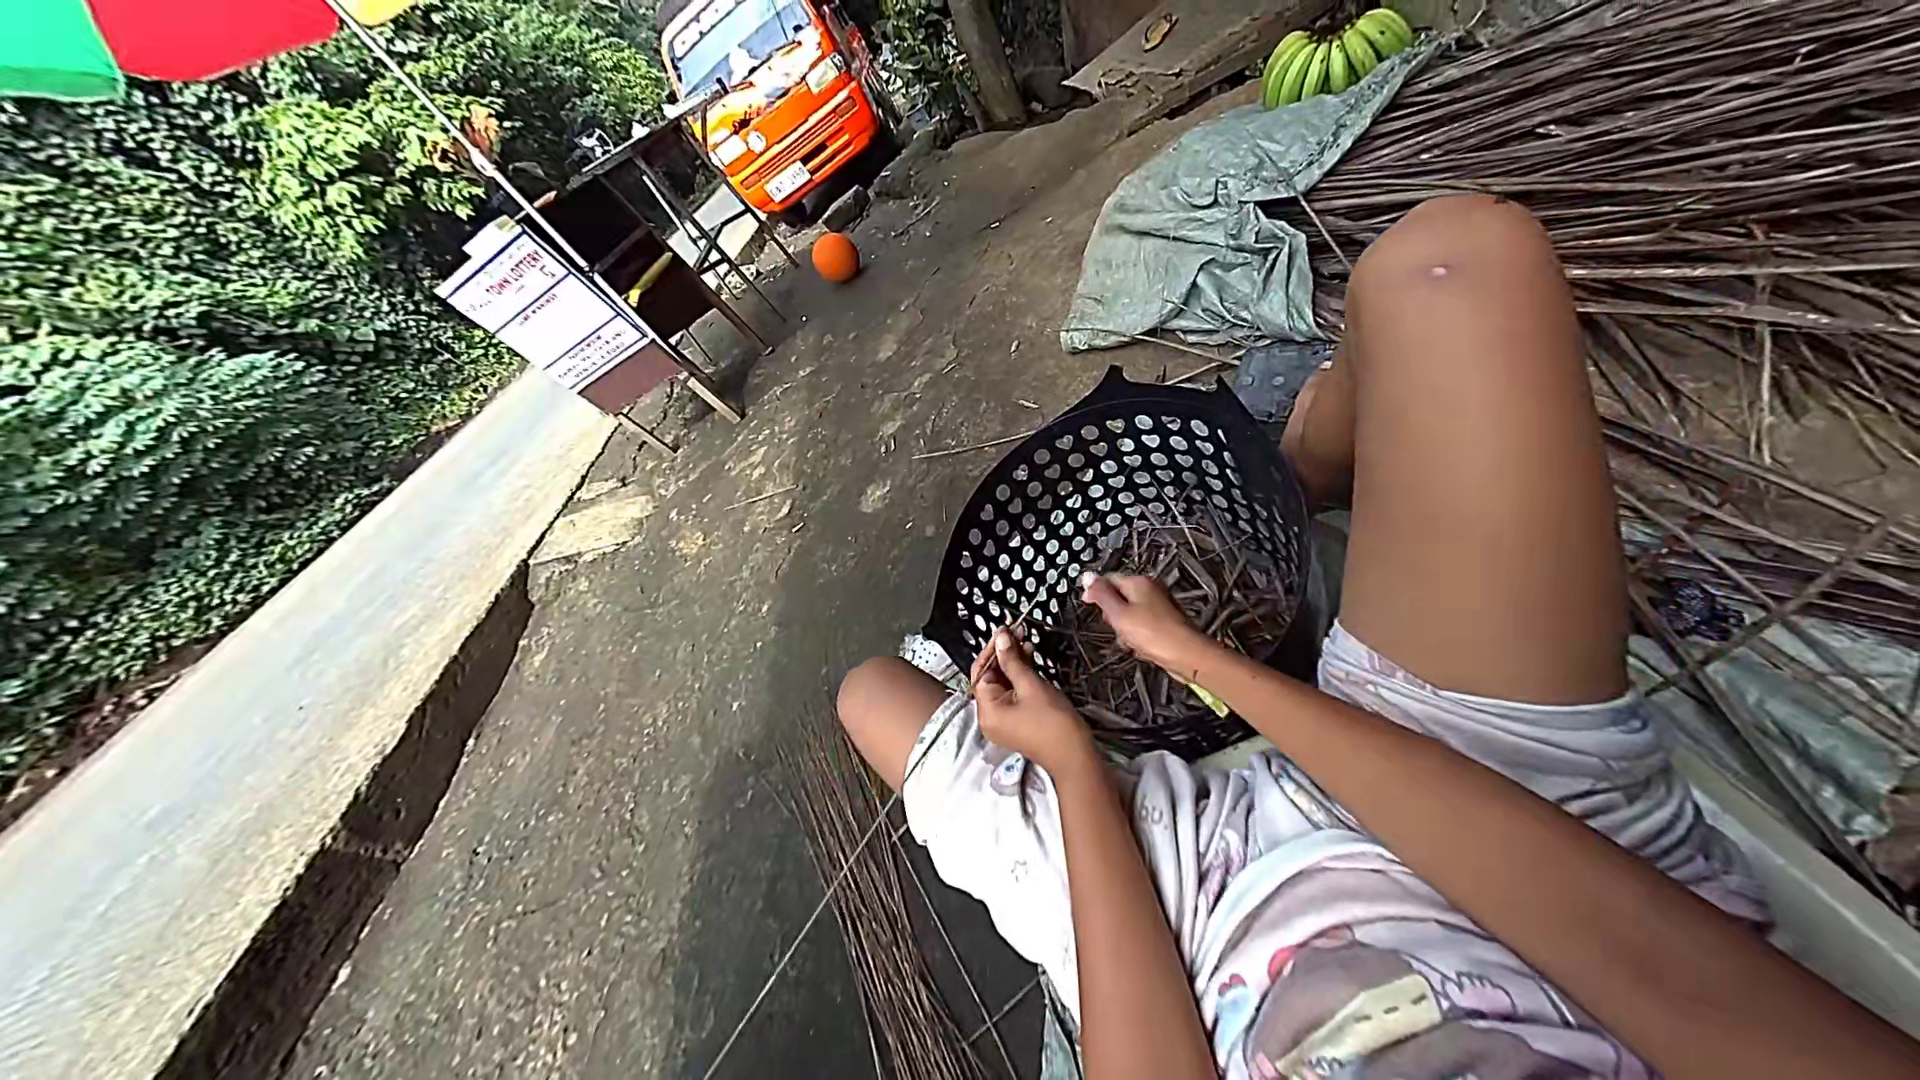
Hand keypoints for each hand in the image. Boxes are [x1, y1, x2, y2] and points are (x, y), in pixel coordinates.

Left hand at [971, 628, 1095, 773]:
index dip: (991, 649)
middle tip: (1017, 633)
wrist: (1075, 757)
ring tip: (1026, 641)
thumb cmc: (1053, 723)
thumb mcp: (1031, 686)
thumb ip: (1012, 661)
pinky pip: (1013, 694)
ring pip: (1003, 684)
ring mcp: (1003, 720)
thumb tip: (1000, 638)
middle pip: (991, 677)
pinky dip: (1020, 677)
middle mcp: (990, 717)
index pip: (981, 672)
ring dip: (1013, 663)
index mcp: (987, 711)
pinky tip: (1030, 660)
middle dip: (1004, 654)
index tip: (1003, 631)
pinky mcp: (1016, 721)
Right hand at [1078, 572, 1213, 676]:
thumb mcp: (1118, 613)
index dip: (1096, 593)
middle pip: (1118, 598)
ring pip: (1129, 615)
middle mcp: (1151, 590)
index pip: (1108, 579)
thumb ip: (1101, 595)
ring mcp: (1159, 606)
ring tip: (1131, 638)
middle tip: (1117, 625)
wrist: (1186, 655)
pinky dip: (1138, 637)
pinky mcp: (1164, 623)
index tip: (1090, 604)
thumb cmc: (1157, 634)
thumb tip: (1088, 578)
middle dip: (1113, 615)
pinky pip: (1141, 627)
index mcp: (1139, 582)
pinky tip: (1142, 646)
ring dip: (1125, 629)